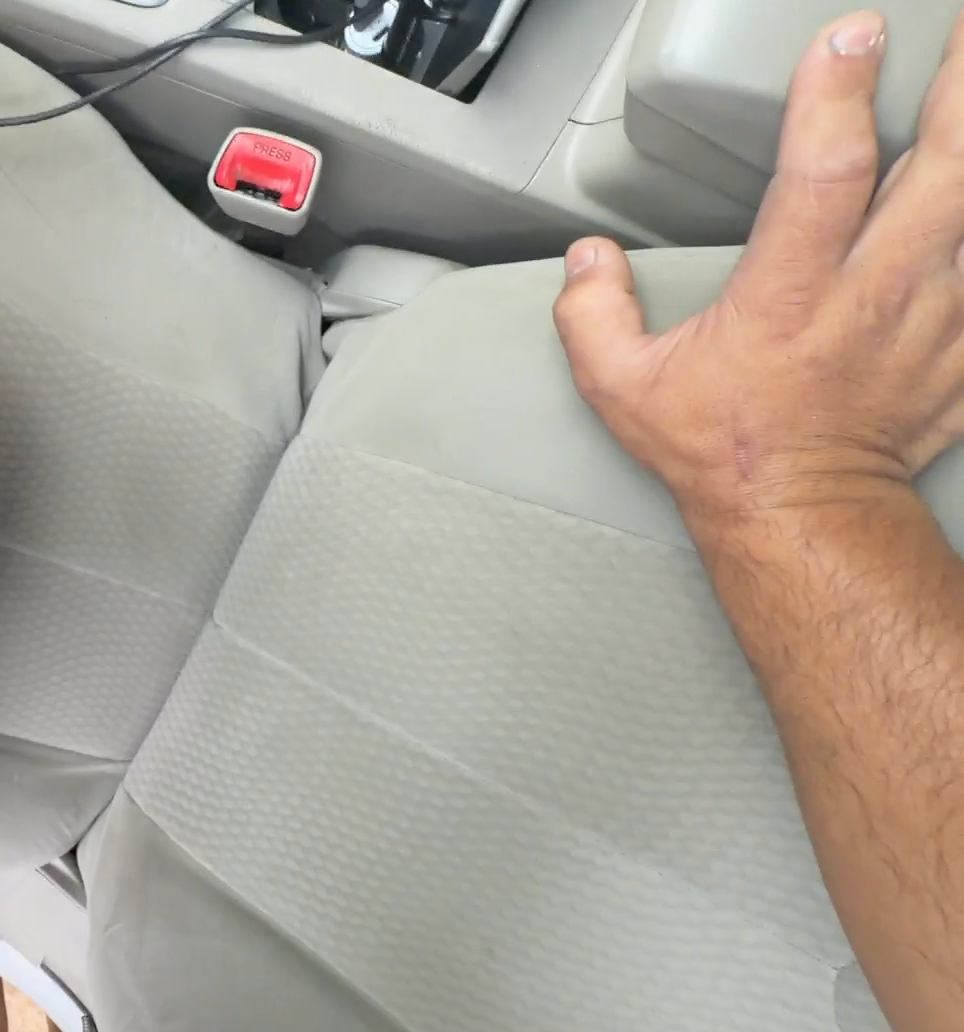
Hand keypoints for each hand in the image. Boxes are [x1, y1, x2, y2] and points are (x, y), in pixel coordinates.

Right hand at [555, 10, 963, 521]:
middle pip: (950, 159)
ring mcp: (937, 310)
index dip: (835, 99)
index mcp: (783, 300)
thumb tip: (586, 256)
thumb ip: (589, 315)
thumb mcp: (615, 386)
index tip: (845, 37)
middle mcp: (874, 292)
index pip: (823, 175)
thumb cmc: (707, 441)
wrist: (793, 502)